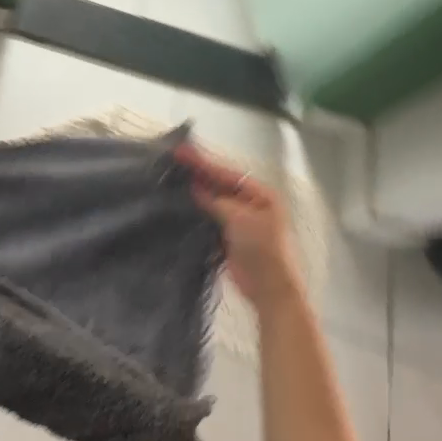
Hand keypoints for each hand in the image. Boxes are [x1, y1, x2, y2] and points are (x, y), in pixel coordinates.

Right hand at [182, 143, 305, 307]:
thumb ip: (216, 201)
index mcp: (260, 194)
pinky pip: (209, 216)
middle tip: (173, 160)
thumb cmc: (262, 249)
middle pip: (220, 183)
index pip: (227, 173)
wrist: (270, 289)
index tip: (181, 151)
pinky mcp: (229, 235)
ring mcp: (239, 220)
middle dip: (198, 173)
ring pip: (213, 199)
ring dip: (195, 191)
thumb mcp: (240, 219)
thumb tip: (194, 187)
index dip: (203, 162)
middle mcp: (250, 203)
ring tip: (171, 177)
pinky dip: (196, 210)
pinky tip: (179, 202)